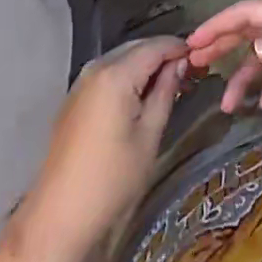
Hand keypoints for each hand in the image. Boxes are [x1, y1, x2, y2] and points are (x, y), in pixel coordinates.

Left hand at [0, 37, 187, 261]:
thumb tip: (179, 64)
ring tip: (168, 85)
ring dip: (145, 65)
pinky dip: (127, 75)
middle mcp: (96, 68)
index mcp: (116, 74)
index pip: (156, 46)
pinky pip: (107, 73)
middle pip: (137, 47)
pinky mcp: (74, 98)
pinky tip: (140, 96)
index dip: (180, 49)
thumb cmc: (112, 178)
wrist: (61, 216)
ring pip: (121, 58)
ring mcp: (81, 82)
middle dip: (163, 55)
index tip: (200, 61)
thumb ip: (166, 91)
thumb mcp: (149, 135)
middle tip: (188, 74)